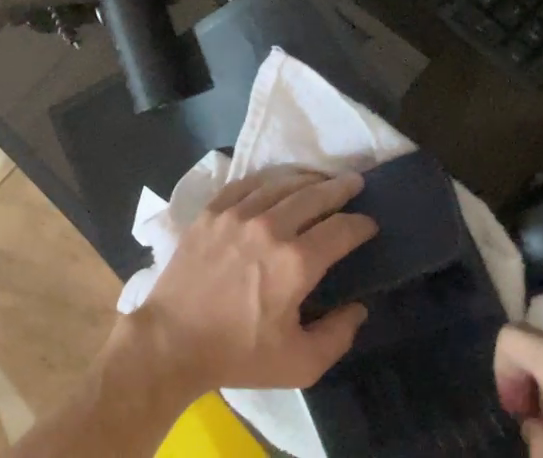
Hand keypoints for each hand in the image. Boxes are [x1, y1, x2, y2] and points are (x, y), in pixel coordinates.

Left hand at [120, 167, 378, 398]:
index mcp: (296, 262)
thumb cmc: (239, 355)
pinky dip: (268, 179)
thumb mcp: (301, 363)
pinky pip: (246, 184)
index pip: (340, 230)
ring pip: (280, 184)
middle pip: (313, 195)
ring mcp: (236, 214)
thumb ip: (338, 336)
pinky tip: (277, 181)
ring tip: (321, 179)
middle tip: (354, 184)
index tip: (370, 224)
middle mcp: (269, 227)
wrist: (173, 340)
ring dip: (306, 179)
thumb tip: (358, 309)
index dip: (361, 224)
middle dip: (339, 189)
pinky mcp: (211, 212)